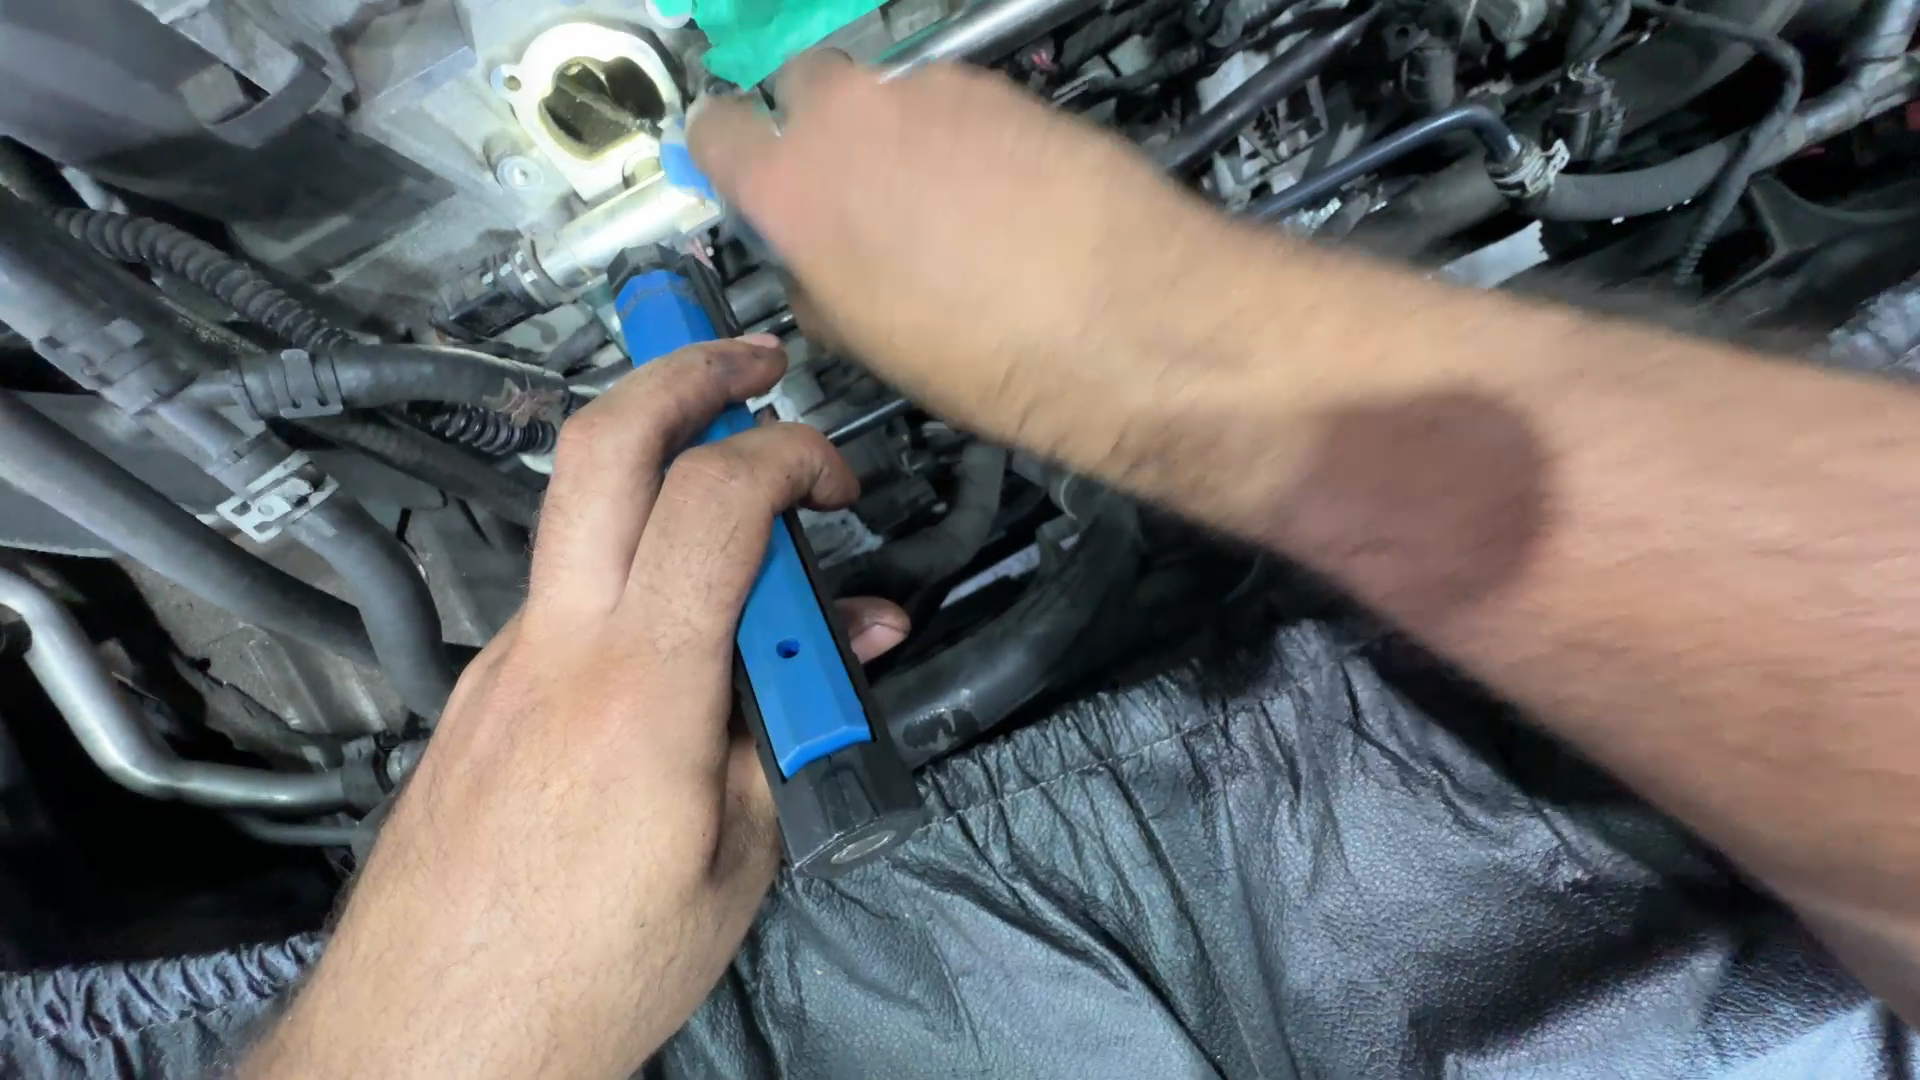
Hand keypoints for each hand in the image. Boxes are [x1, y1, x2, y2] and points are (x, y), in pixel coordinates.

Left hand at [243, 337, 908, 1079]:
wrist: (427, 1046)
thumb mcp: (749, 848)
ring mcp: (511, 655)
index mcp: (641, 689)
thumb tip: (854, 634)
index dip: (792, 458)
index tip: (835, 482)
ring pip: (583, 504)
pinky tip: (691, 613)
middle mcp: (559, 646)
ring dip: (665, 460)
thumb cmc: (593, 968)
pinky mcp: (493, 682)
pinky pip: (577, 581)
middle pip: (604, 446)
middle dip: (686, 374)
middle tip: (750, 361)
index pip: (717, 504)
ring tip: (741, 481)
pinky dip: (645, 560)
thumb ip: (802, 719)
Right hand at [689, 53, 1258, 469]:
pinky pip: (955, 106)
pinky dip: (961, 144)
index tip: (748, 179)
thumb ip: (818, 290)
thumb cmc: (997, 357)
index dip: (731, 160)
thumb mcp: (873, 347)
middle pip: (802, 94)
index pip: (718, 134)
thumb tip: (811, 275)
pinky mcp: (1002, 90)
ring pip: (885, 102)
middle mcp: (854, 119)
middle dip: (817, 141)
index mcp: (796, 189)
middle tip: (856, 205)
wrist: (1123, 324)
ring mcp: (932, 94)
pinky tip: (994, 205)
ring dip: (898, 147)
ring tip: (944, 222)